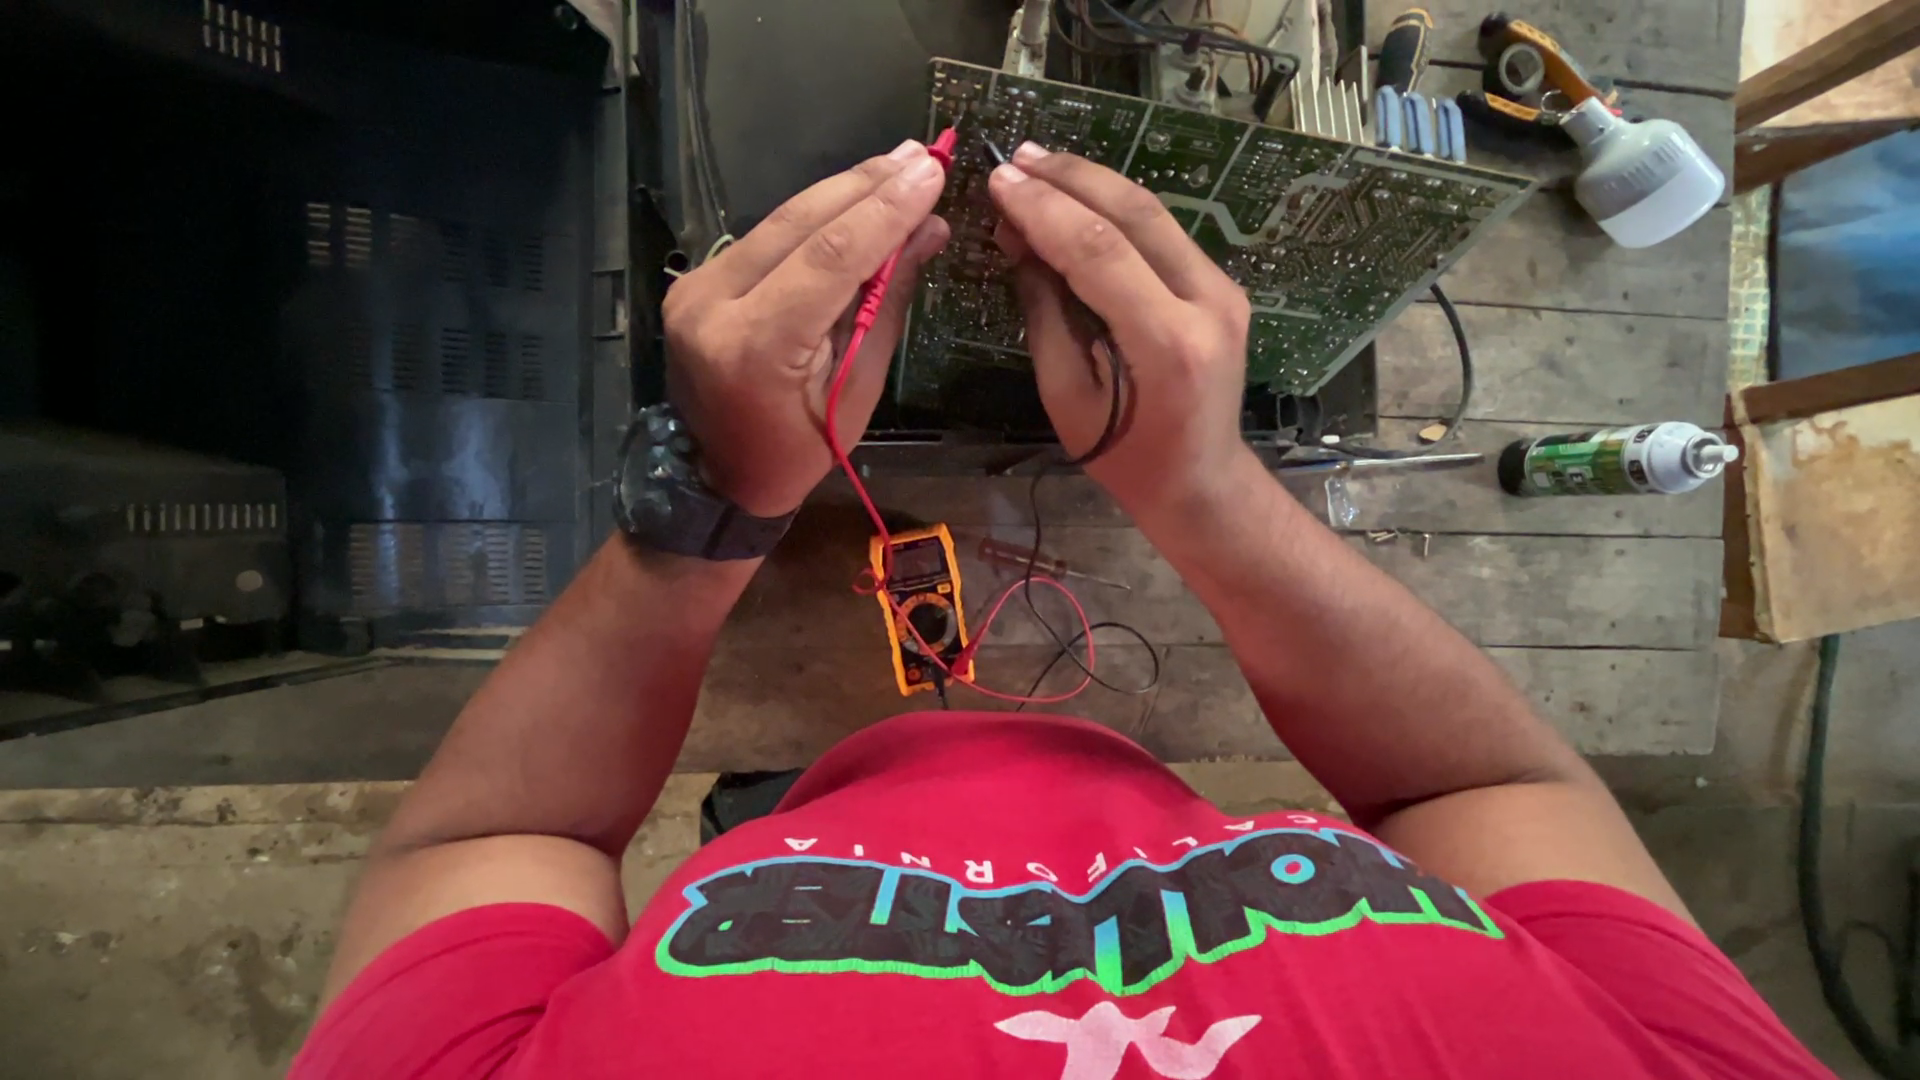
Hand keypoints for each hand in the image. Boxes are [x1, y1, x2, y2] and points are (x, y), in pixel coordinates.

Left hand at [662, 140, 950, 516]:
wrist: (722, 476)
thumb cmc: (801, 450)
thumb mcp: (857, 388)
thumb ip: (885, 303)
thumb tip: (927, 231)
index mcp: (757, 345)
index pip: (831, 256)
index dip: (886, 211)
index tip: (930, 171)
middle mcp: (714, 303)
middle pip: (800, 223)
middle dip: (866, 186)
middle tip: (919, 155)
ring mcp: (696, 288)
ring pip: (780, 221)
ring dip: (842, 193)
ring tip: (897, 166)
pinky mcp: (695, 281)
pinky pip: (764, 238)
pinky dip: (813, 219)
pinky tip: (853, 200)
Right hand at [988, 142, 1255, 521]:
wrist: (1200, 480)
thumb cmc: (1125, 458)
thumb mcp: (1068, 397)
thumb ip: (1046, 315)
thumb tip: (1021, 243)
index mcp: (1168, 343)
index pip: (1098, 251)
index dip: (1044, 210)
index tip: (999, 181)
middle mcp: (1208, 303)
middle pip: (1135, 213)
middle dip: (1070, 178)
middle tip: (1016, 158)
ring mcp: (1224, 290)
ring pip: (1153, 213)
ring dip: (1092, 184)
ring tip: (1038, 167)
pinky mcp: (1222, 287)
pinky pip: (1163, 234)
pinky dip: (1115, 211)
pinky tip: (1077, 200)